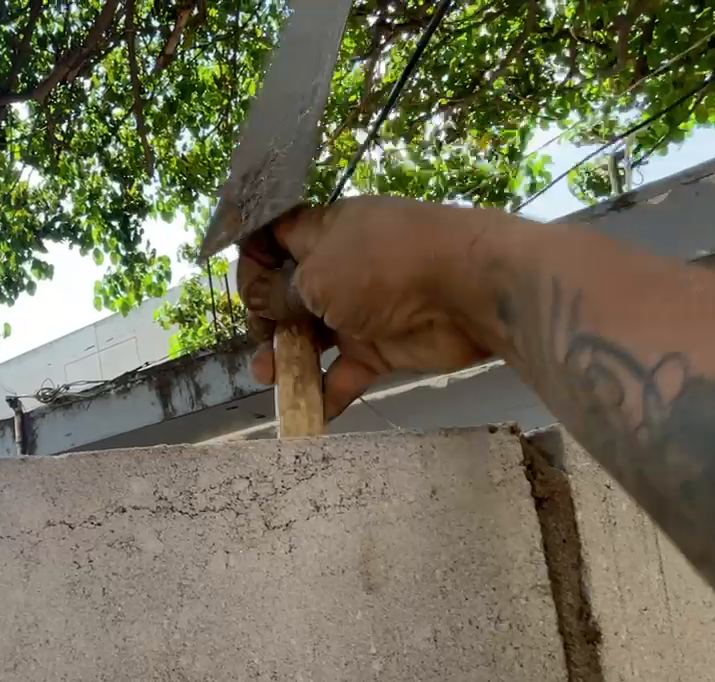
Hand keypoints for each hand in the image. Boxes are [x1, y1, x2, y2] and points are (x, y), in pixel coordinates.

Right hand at [238, 196, 513, 418]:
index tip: (247, 291)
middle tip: (261, 341)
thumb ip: (279, 294)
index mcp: (324, 234)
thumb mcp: (317, 275)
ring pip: (311, 340)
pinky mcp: (378, 348)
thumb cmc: (383, 267)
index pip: (276, 239)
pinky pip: (343, 374)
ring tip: (271, 380)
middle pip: (287, 298)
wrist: (467, 291)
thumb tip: (258, 303)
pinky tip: (309, 414)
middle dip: (266, 323)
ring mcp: (359, 311)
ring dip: (287, 363)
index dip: (254, 263)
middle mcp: (338, 270)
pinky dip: (326, 395)